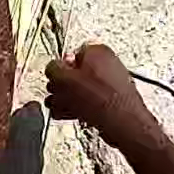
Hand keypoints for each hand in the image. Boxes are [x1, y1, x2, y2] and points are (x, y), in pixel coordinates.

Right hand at [45, 43, 162, 150]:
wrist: (121, 122)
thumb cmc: (98, 98)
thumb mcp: (64, 79)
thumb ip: (53, 69)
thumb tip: (52, 68)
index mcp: (98, 51)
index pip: (72, 54)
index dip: (60, 68)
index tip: (53, 78)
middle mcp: (109, 63)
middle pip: (77, 73)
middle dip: (63, 86)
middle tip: (55, 95)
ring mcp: (114, 82)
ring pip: (84, 89)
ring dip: (68, 99)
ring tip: (58, 108)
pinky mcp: (116, 100)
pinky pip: (93, 101)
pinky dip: (80, 106)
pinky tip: (68, 115)